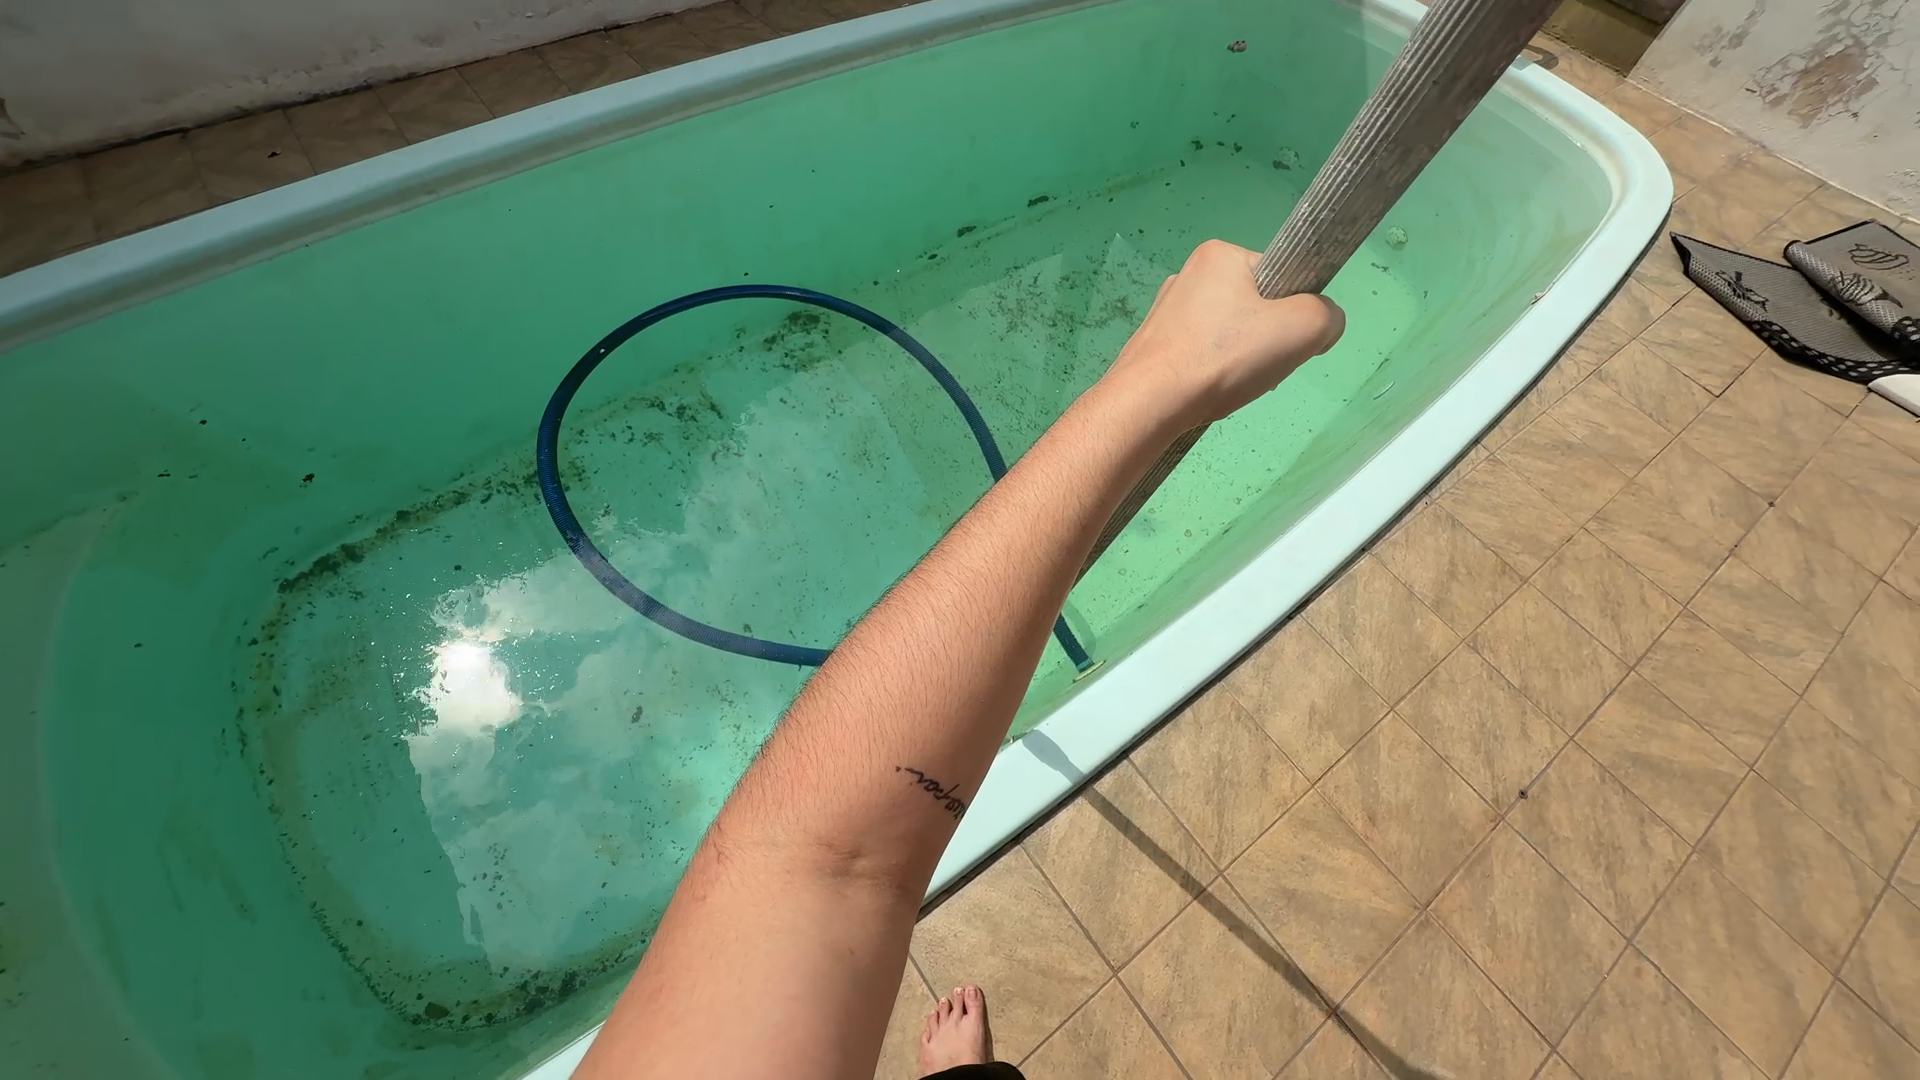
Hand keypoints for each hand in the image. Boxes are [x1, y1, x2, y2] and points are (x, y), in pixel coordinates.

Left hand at [1101, 239, 1345, 430]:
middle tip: (1259, 367)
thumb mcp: (1301, 328)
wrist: (1147, 404)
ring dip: (1237, 362)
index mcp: (1218, 255)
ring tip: (1229, 384)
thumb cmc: (1222, 358)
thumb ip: (1327, 316)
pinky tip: (1206, 394)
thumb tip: (1323, 324)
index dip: (1292, 309)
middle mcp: (1186, 277)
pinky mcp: (1150, 348)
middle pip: (1252, 308)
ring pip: (1224, 336)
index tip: (1284, 338)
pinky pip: (1197, 357)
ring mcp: (1162, 315)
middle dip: (1264, 340)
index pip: (1277, 275)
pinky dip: (1209, 375)